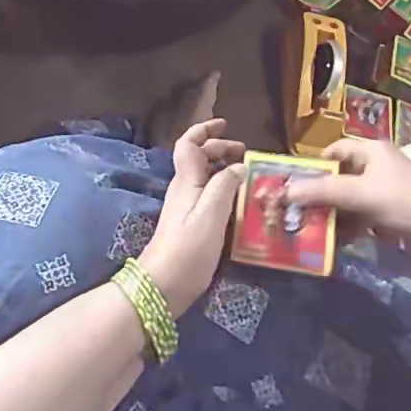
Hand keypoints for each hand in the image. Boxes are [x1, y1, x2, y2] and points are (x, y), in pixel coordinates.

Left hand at [137, 118, 244, 315]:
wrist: (163, 286)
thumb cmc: (187, 249)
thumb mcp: (211, 215)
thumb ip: (225, 186)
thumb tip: (238, 166)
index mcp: (186, 181)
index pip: (188, 144)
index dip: (204, 130)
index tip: (225, 124)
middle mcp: (183, 189)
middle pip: (198, 158)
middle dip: (220, 148)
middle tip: (245, 153)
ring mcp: (185, 207)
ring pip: (204, 176)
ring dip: (223, 168)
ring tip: (247, 173)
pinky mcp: (190, 224)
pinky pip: (208, 195)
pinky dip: (224, 188)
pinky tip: (239, 200)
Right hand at [284, 138, 410, 248]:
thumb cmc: (399, 201)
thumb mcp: (358, 194)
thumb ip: (322, 191)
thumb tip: (286, 192)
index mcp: (372, 150)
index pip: (336, 150)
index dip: (316, 164)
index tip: (298, 182)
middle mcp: (377, 166)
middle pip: (340, 176)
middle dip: (320, 193)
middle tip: (299, 208)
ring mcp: (383, 190)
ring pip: (348, 198)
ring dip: (331, 212)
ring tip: (311, 226)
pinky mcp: (388, 212)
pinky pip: (359, 215)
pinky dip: (346, 225)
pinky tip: (333, 238)